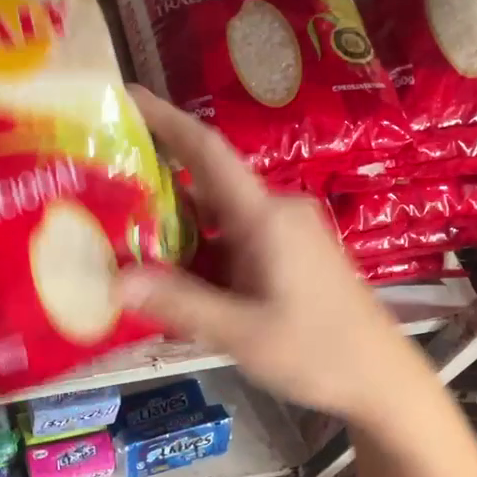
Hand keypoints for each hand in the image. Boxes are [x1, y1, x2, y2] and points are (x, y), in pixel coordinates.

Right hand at [117, 87, 433, 423]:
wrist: (380, 380)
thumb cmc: (319, 352)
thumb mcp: (242, 334)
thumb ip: (180, 305)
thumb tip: (116, 281)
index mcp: (265, 217)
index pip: (207, 152)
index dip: (165, 120)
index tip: (125, 96)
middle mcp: (273, 214)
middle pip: (201, 188)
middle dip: (150, 189)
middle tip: (97, 193)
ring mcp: (281, 237)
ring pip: (212, 222)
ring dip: (169, 231)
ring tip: (116, 241)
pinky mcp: (284, 259)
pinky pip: (227, 245)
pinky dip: (193, 256)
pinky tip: (163, 281)